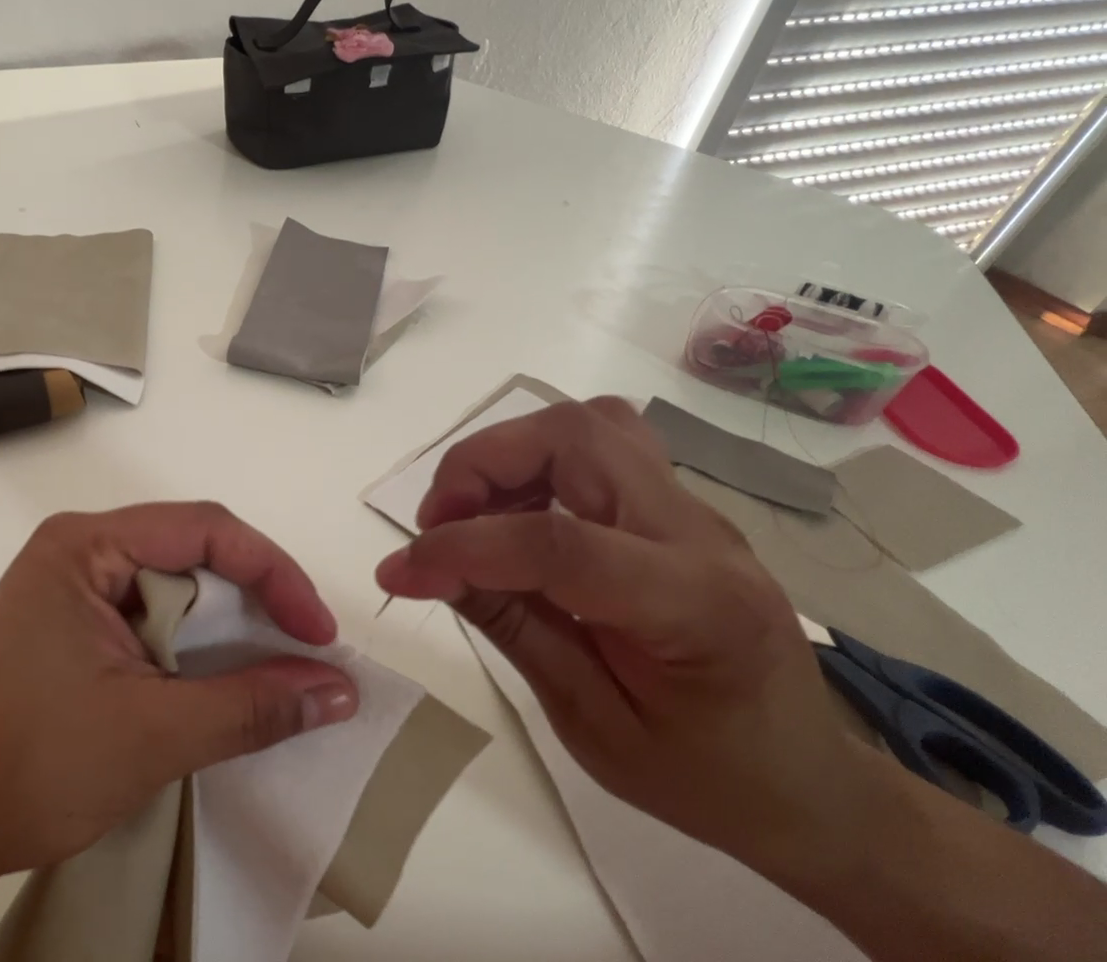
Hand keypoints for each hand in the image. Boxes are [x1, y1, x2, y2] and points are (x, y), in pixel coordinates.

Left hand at [0, 501, 359, 881]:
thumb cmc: (31, 764)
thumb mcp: (156, 732)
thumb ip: (254, 705)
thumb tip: (339, 690)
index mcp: (84, 545)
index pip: (205, 530)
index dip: (275, 574)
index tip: (321, 637)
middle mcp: (74, 553)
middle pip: (189, 554)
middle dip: (253, 604)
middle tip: (305, 659)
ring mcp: (64, 594)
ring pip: (169, 594)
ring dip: (223, 634)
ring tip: (270, 679)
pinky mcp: (63, 634)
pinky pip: (144, 625)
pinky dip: (188, 655)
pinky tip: (214, 691)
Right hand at [373, 397, 873, 866]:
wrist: (807, 782)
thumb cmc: (705, 777)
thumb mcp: (592, 724)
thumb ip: (511, 628)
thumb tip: (424, 569)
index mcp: (695, 608)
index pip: (560, 544)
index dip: (463, 547)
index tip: (399, 572)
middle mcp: (702, 536)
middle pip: (578, 437)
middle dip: (482, 465)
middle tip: (438, 526)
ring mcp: (695, 513)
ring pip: (589, 425)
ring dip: (509, 454)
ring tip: (471, 518)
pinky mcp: (678, 509)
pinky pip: (599, 448)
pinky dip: (534, 464)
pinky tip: (513, 520)